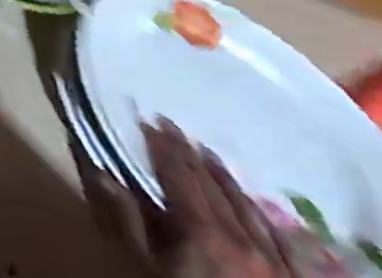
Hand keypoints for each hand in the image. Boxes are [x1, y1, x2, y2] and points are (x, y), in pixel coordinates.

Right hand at [144, 120, 346, 277]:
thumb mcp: (141, 269)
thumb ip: (125, 220)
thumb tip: (100, 171)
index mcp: (202, 230)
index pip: (179, 174)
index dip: (163, 145)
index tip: (148, 120)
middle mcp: (242, 237)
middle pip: (213, 186)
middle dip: (190, 154)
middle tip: (172, 127)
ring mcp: (276, 261)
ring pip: (249, 207)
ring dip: (225, 177)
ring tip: (208, 154)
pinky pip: (281, 239)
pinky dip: (261, 213)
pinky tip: (254, 204)